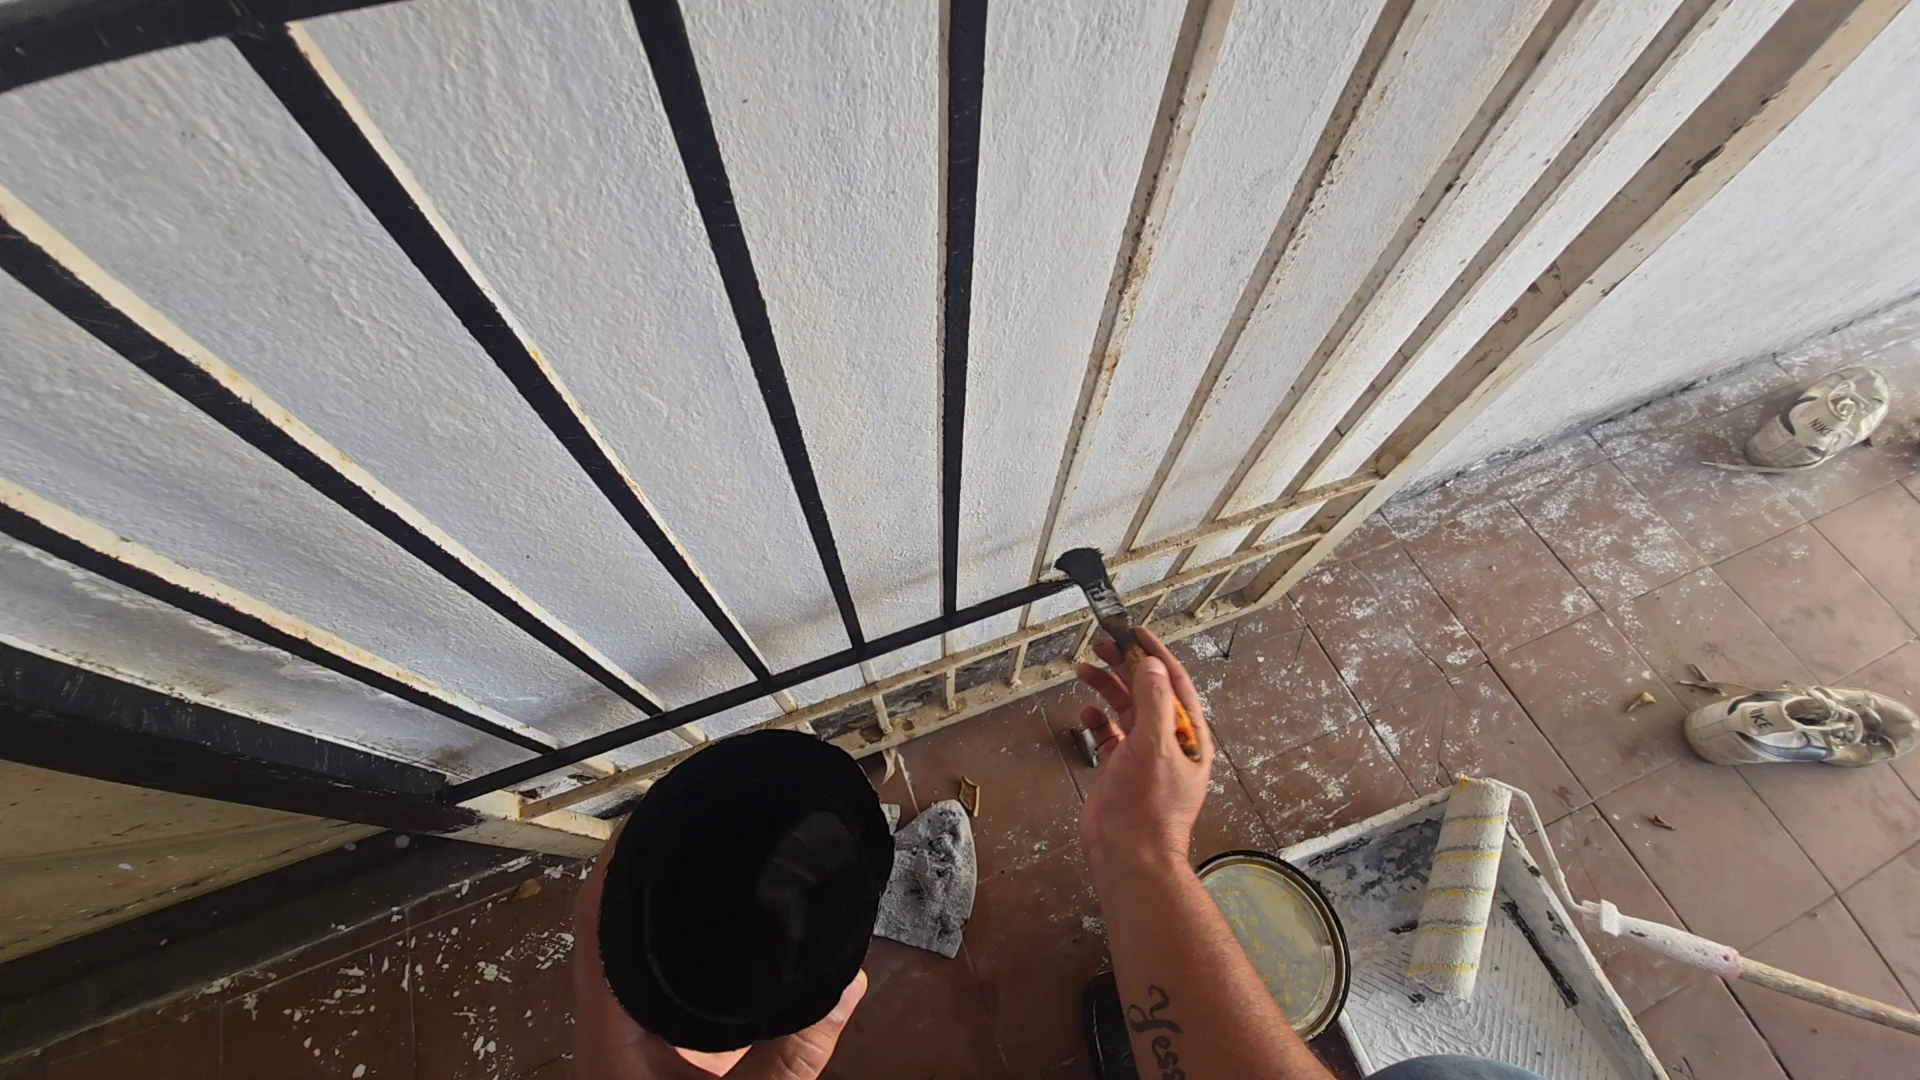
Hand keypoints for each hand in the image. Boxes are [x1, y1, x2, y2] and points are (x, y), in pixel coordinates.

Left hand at [572, 824, 868, 1078]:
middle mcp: (612, 1025)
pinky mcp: (650, 1046)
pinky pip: (652, 973)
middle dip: (647, 867)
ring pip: (629, 949)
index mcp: (612, 1036)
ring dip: (657, 897)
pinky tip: (716, 919)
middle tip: (700, 817)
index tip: (652, 815)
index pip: (597, 929)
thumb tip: (850, 978)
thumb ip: (792, 1058)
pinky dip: (675, 933)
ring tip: (708, 847)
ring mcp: (628, 1035)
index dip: (614, 866)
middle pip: (610, 925)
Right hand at [1074, 628, 1214, 875]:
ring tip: (1086, 670)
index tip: (1136, 631)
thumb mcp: (1155, 745)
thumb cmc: (1148, 808)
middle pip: (1147, 689)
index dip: (1155, 653)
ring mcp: (1143, 754)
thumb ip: (1154, 700)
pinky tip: (1087, 713)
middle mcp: (1168, 741)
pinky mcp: (1120, 767)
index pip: (1173, 682)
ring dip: (1107, 687)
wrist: (1128, 854)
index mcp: (1188, 735)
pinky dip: (1097, 719)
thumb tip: (1151, 665)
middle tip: (1104, 644)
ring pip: (1125, 707)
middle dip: (1125, 664)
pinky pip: (1109, 733)